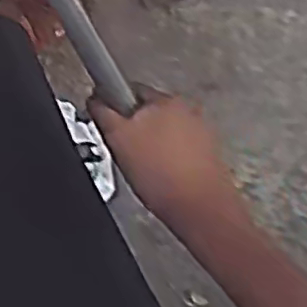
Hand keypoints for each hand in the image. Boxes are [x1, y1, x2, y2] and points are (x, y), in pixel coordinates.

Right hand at [89, 89, 243, 224]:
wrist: (204, 217)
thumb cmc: (161, 173)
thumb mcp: (114, 134)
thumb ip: (100, 109)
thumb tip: (95, 99)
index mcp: (169, 100)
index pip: (126, 89)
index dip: (111, 105)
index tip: (107, 122)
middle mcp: (191, 114)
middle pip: (145, 112)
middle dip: (131, 127)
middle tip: (123, 146)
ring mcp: (205, 139)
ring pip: (160, 134)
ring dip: (148, 145)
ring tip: (142, 165)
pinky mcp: (211, 162)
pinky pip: (177, 153)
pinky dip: (166, 161)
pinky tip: (160, 176)